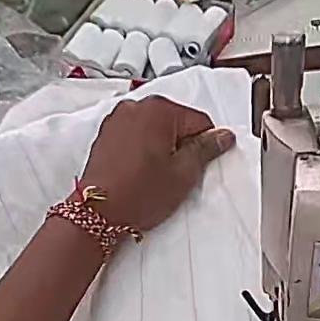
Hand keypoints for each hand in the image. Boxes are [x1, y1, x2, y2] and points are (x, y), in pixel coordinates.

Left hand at [78, 97, 234, 231]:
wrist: (98, 213)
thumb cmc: (136, 194)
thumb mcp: (183, 174)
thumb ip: (206, 150)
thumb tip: (222, 137)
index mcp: (160, 110)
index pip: (201, 121)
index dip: (206, 146)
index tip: (198, 165)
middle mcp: (136, 107)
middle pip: (176, 123)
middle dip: (181, 146)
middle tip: (175, 175)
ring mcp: (118, 120)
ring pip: (155, 130)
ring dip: (161, 149)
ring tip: (155, 176)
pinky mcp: (106, 135)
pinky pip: (135, 136)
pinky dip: (142, 151)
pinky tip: (141, 173)